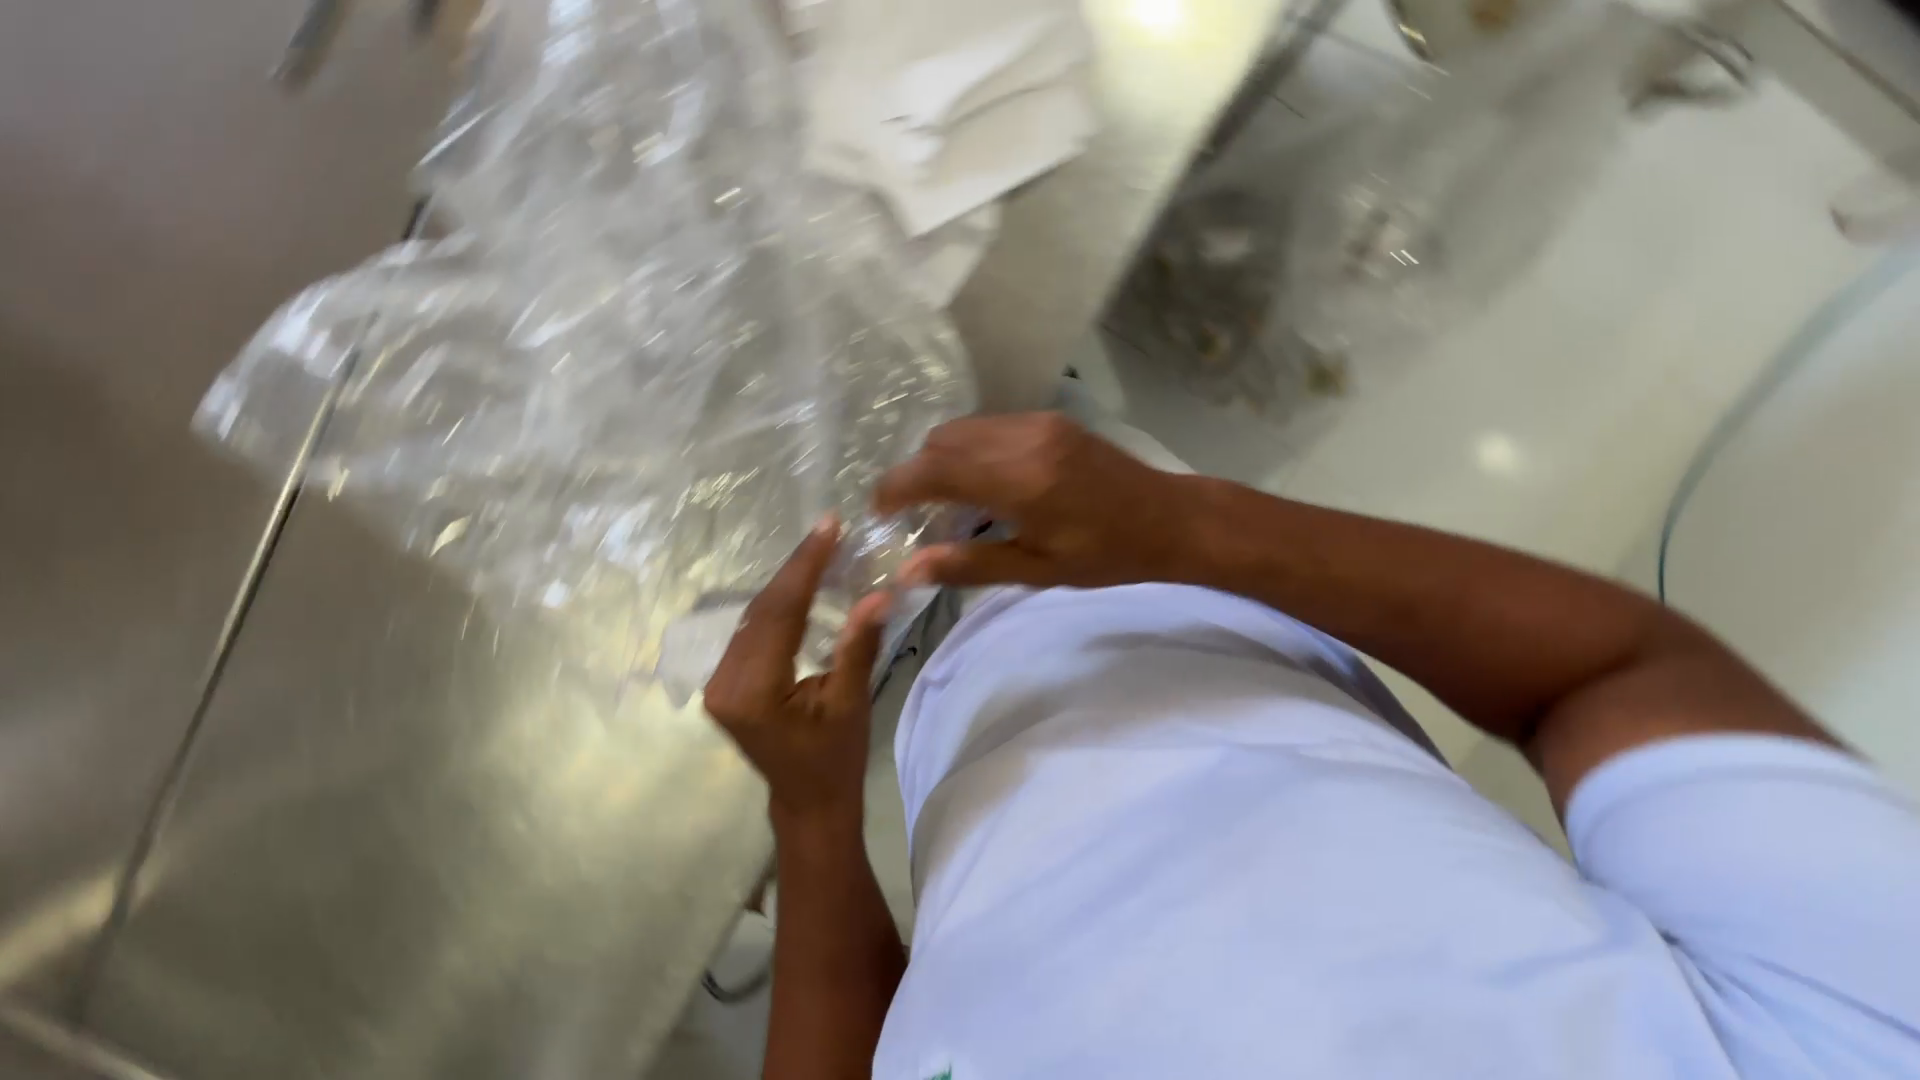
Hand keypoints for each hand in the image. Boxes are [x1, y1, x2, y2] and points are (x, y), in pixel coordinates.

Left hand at [704, 517, 892, 831]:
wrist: (807, 803)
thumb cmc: (834, 761)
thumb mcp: (850, 704)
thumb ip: (857, 646)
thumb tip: (879, 594)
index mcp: (754, 691)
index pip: (779, 612)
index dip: (805, 566)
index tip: (828, 527)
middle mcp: (724, 683)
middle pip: (762, 610)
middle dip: (796, 568)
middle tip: (829, 531)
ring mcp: (718, 684)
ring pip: (753, 617)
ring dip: (786, 584)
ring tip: (820, 550)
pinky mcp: (723, 685)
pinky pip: (750, 632)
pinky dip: (777, 606)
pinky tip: (800, 586)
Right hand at [873, 412, 1199, 589]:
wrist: (1170, 519)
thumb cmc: (1107, 555)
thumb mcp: (1036, 570)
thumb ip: (969, 565)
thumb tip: (908, 570)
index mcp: (1018, 480)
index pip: (932, 470)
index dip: (895, 489)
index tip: (879, 514)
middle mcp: (1022, 439)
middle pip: (941, 442)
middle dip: (915, 474)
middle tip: (913, 515)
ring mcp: (1038, 423)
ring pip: (963, 429)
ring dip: (942, 459)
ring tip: (947, 502)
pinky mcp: (1050, 419)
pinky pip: (990, 426)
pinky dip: (970, 449)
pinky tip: (983, 483)